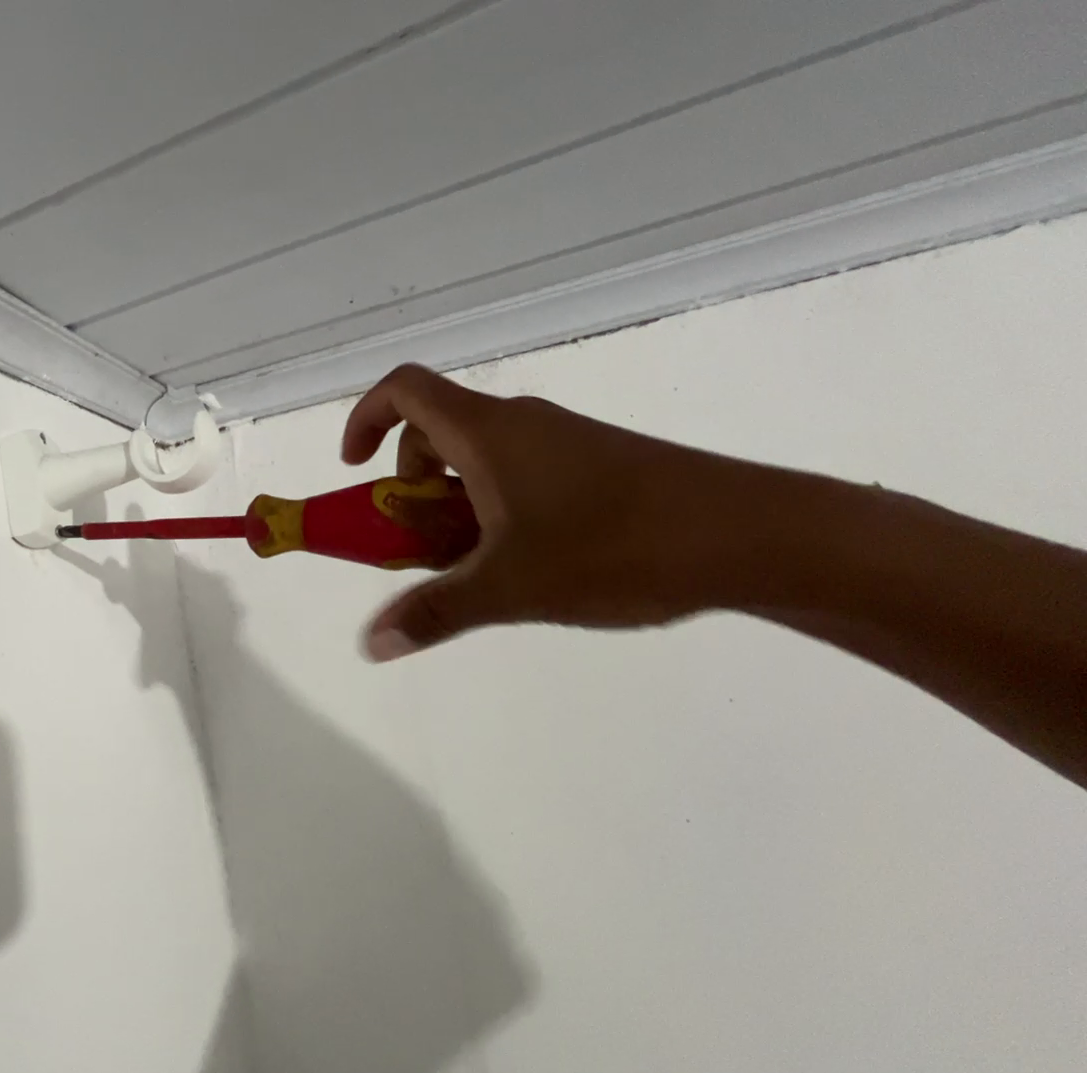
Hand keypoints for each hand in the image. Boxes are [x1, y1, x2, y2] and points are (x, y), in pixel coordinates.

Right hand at [342, 365, 765, 660]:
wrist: (755, 534)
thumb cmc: (616, 547)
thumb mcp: (511, 587)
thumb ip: (434, 611)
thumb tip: (370, 644)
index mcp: (487, 433)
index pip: (403, 390)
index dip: (365, 419)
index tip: (356, 471)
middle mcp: (520, 423)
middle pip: (436, 433)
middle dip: (410, 488)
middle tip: (422, 547)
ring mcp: (564, 441)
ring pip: (481, 459)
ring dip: (455, 506)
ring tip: (480, 568)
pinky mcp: (598, 464)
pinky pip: (521, 474)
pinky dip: (498, 509)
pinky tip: (535, 565)